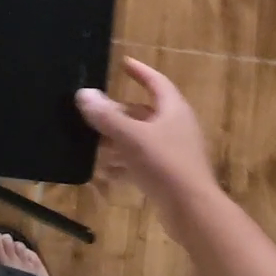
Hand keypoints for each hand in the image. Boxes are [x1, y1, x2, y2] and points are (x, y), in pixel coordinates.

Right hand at [76, 58, 218, 213]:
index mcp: (173, 110)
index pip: (156, 82)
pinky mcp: (169, 175)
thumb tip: (83, 93)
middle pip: (144, 112)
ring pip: (141, 138)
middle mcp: (176, 127)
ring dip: (118, 139)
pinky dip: (125, 163)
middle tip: (94, 111)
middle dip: (118, 112)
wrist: (193, 211)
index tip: (123, 63)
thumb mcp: (131, 137)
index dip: (140, 71)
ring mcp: (174, 152)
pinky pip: (142, 162)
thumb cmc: (165, 165)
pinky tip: (106, 171)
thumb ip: (106, 116)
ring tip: (94, 143)